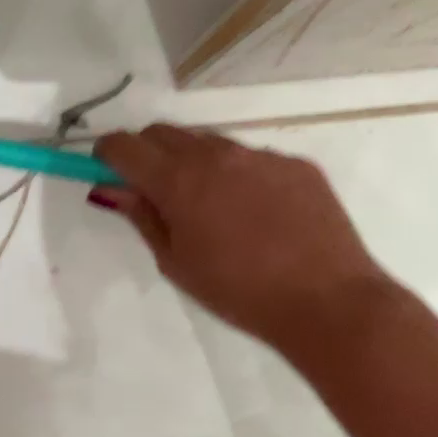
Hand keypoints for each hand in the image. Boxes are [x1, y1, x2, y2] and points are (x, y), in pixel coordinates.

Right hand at [90, 124, 389, 346]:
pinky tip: (258, 213)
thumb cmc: (240, 292)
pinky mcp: (296, 164)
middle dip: (148, 151)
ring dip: (194, 160)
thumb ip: (141, 216)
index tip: (107, 169)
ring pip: (209, 141)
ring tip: (211, 204)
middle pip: (163, 132)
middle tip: (154, 188)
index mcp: (177, 179)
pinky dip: (240, 175)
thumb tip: (112, 188)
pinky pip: (253, 158)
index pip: (124, 145)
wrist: (330, 304)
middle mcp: (215, 154)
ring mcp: (259, 155)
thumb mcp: (176, 263)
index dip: (108, 153)